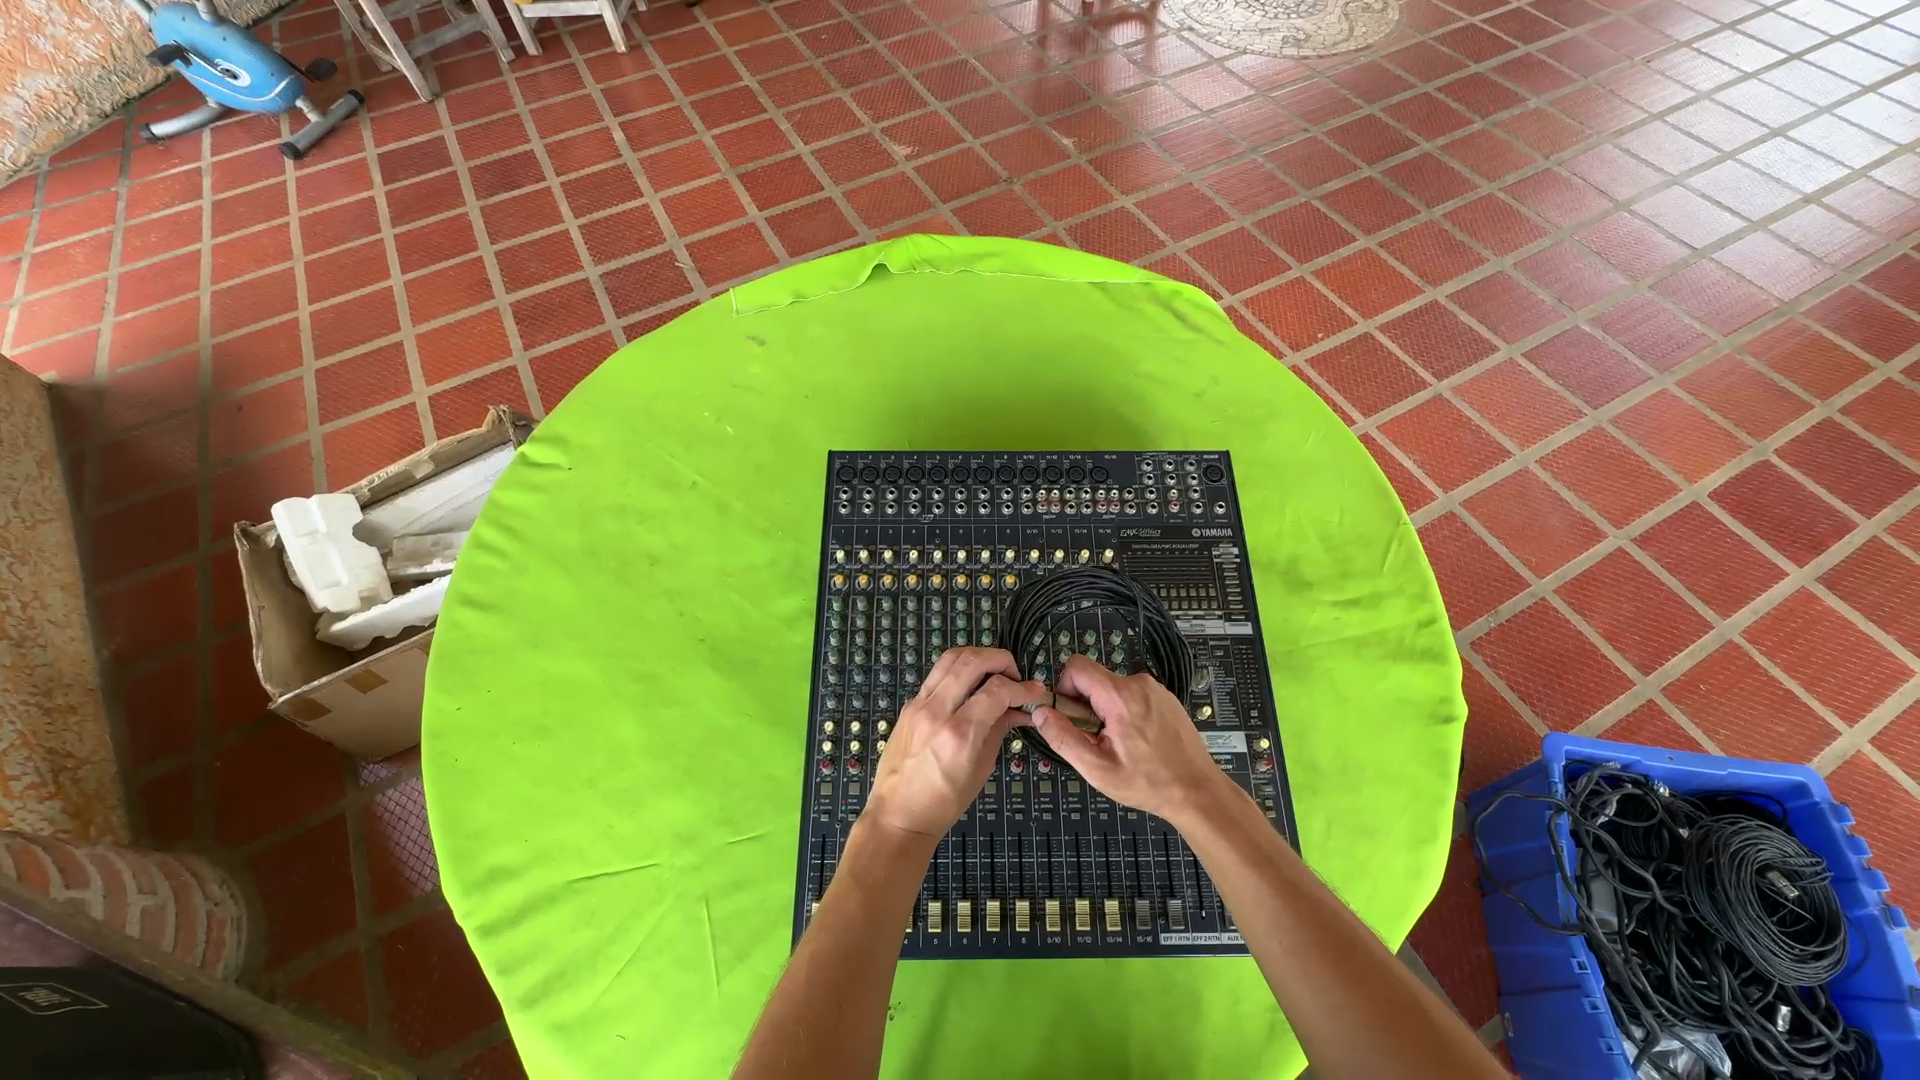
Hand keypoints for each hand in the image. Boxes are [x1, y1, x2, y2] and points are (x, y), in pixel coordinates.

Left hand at [865, 647, 1045, 838]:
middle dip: (1002, 660)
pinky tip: (971, 686)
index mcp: (959, 733)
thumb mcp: (982, 768)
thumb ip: (1000, 729)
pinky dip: (959, 671)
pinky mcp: (909, 704)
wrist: (897, 814)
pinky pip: (937, 674)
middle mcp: (937, 711)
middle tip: (1015, 675)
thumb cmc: (944, 802)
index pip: (997, 690)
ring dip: (979, 657)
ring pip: (951, 657)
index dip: (1023, 687)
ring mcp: (918, 704)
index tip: (1036, 692)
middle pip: (972, 660)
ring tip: (994, 673)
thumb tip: (1019, 709)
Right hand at [1031, 653, 1232, 824]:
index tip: (1070, 718)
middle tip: (1096, 740)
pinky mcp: (1166, 698)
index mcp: (1121, 696)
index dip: (1064, 689)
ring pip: (1112, 689)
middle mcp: (1139, 683)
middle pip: (1094, 679)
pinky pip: (1132, 695)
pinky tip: (1137, 742)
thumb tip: (1040, 712)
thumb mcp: (1097, 769)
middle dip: (1085, 706)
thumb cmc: (1148, 784)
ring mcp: (1156, 689)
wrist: (1198, 792)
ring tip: (1119, 745)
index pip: (1077, 666)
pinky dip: (1125, 713)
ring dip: (1105, 711)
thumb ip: (1063, 738)